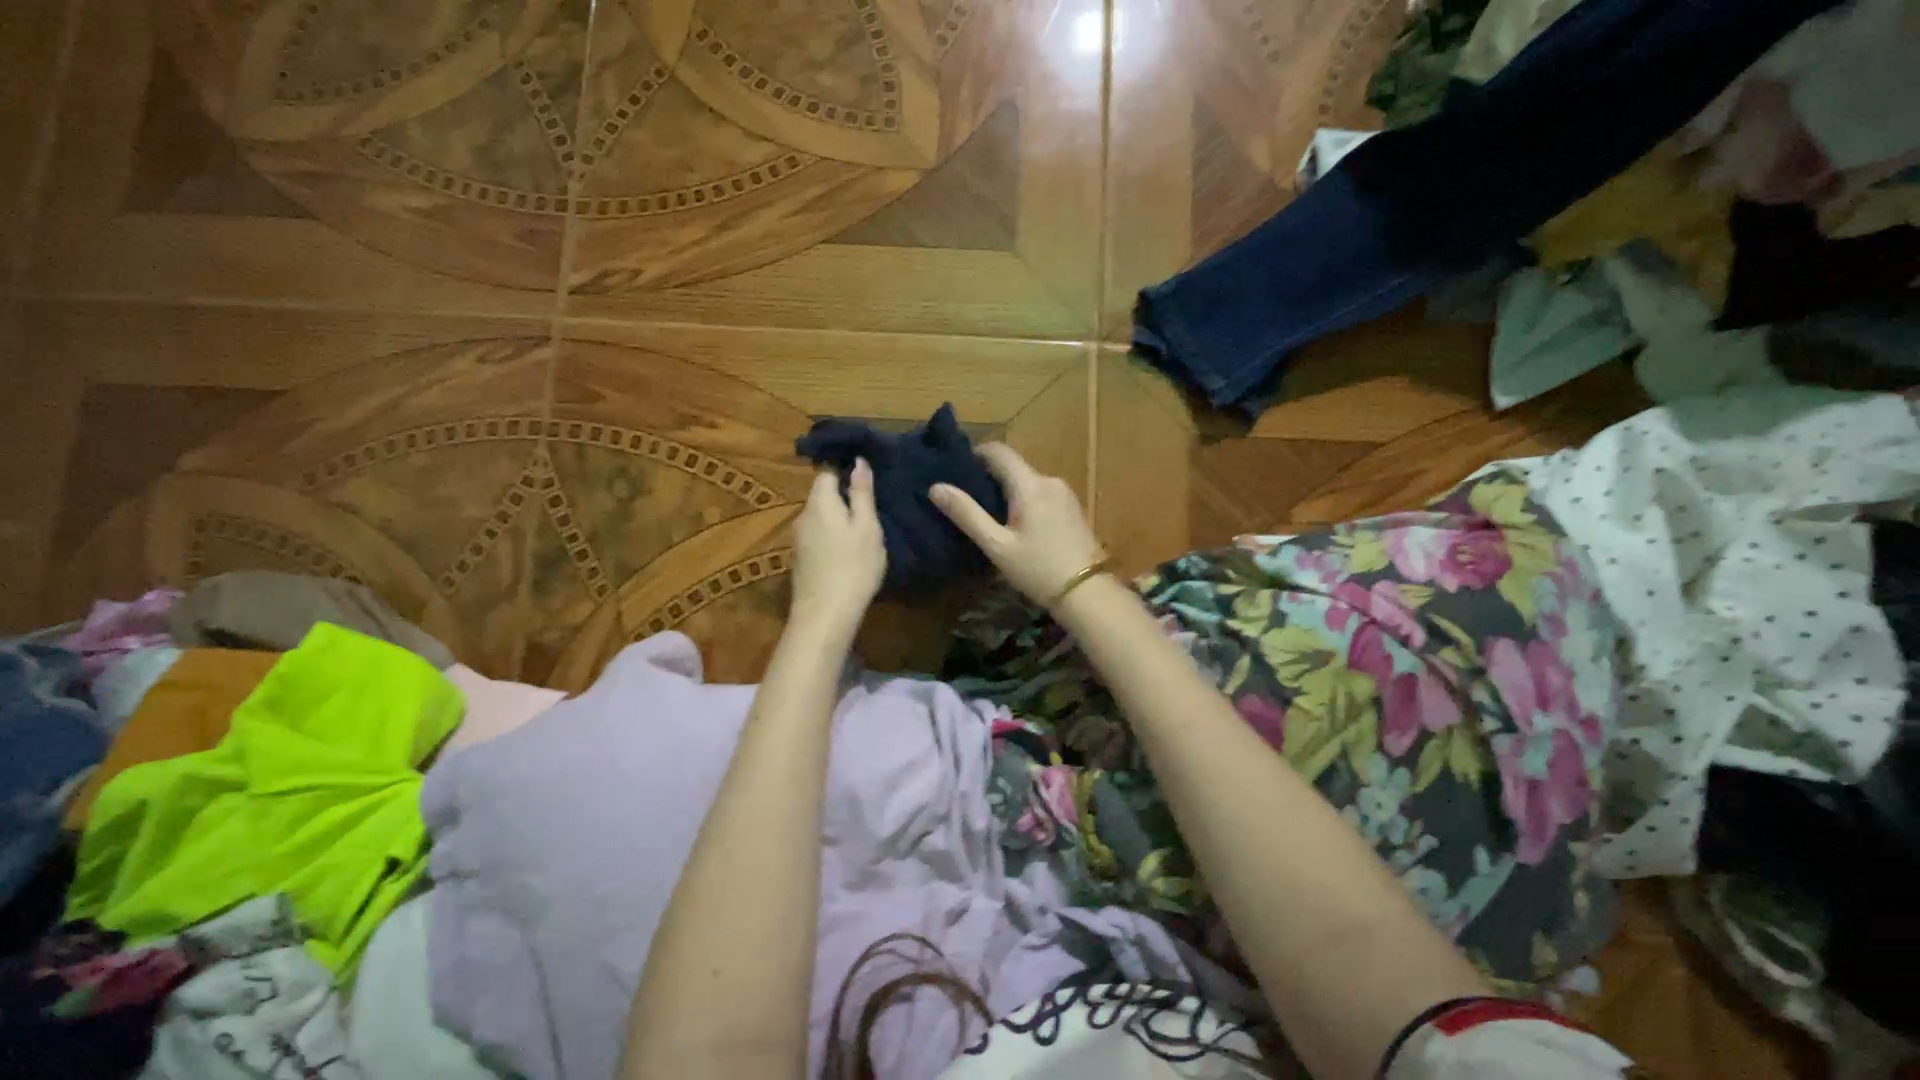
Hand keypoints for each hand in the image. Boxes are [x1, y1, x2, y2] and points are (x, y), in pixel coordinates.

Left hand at [790, 459, 885, 634]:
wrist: (825, 614)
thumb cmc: (853, 566)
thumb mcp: (867, 527)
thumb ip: (862, 493)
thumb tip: (858, 461)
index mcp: (819, 502)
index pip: (827, 471)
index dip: (845, 468)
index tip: (867, 475)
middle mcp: (803, 515)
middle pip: (822, 494)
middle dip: (843, 494)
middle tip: (872, 503)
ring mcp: (798, 539)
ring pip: (820, 517)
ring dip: (838, 517)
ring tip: (863, 527)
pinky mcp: (801, 559)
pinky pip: (818, 535)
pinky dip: (832, 535)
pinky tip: (848, 549)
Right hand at [929, 443, 1105, 606]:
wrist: (1087, 593)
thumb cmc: (1038, 570)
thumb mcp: (997, 546)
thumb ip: (967, 515)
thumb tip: (936, 487)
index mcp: (1030, 485)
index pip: (998, 451)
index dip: (975, 454)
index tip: (956, 469)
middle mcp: (1049, 480)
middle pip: (1013, 466)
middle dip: (989, 476)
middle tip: (965, 497)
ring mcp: (1064, 493)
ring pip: (1027, 480)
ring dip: (1007, 489)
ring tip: (987, 513)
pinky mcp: (1072, 507)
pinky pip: (1041, 492)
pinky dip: (1023, 499)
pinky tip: (1014, 523)